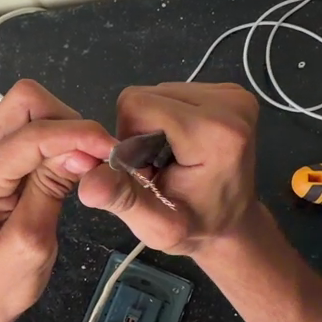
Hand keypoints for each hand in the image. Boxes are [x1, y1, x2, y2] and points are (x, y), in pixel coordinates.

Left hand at [0, 80, 115, 321]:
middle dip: (65, 120)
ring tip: (86, 164)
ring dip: (62, 129)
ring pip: (26, 114)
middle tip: (94, 156)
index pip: (29, 135)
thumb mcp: (31, 244)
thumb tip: (82, 150)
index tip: (112, 149)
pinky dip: (55, 143)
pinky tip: (71, 168)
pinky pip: (27, 136)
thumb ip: (50, 190)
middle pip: (22, 104)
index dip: (75, 134)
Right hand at [77, 82, 264, 257]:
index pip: (137, 104)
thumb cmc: (196, 228)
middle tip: (156, 167)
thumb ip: (122, 199)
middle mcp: (229, 104)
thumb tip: (87, 183)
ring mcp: (232, 95)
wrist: (233, 226)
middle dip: (140, 131)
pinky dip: (168, 119)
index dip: (127, 136)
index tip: (144, 169)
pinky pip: (174, 93)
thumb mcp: (156, 226)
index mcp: (215, 133)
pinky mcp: (228, 92)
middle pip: (146, 95)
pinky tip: (181, 146)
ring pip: (158, 92)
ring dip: (153, 125)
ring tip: (169, 159)